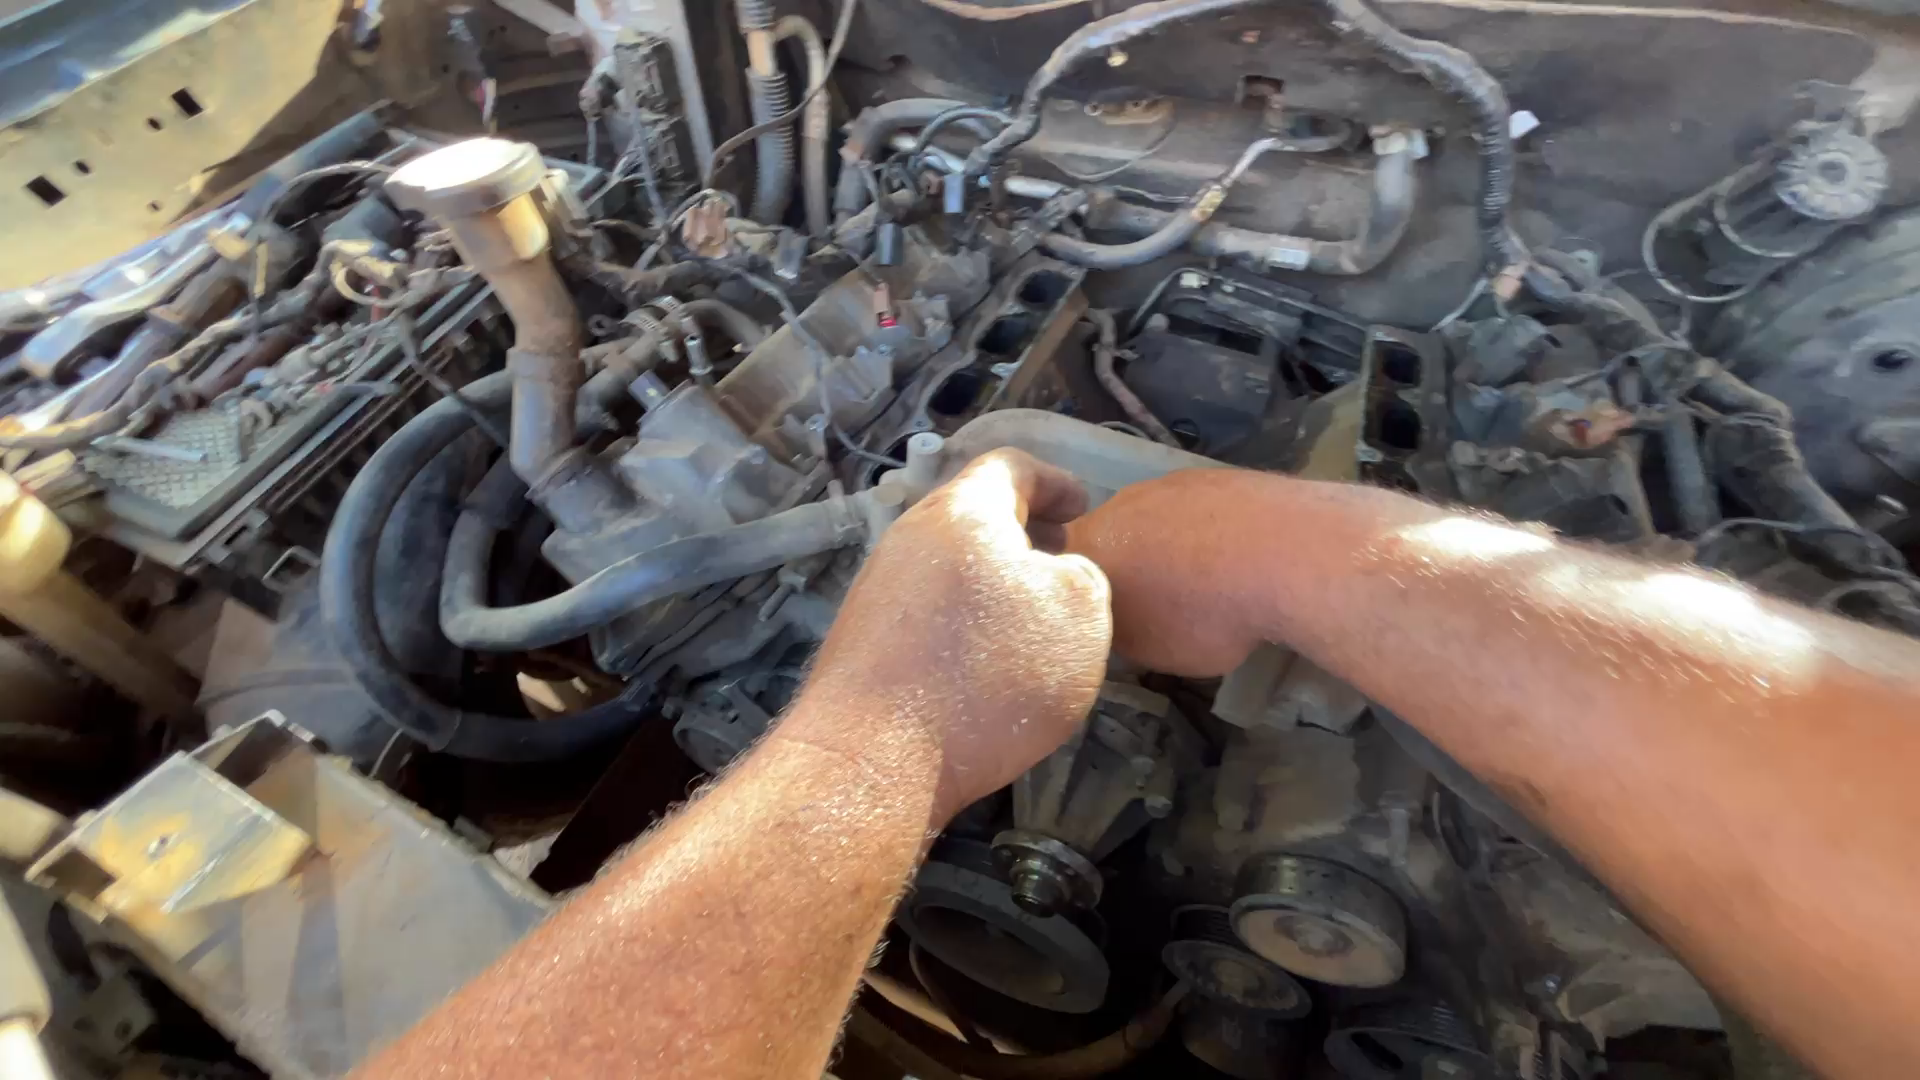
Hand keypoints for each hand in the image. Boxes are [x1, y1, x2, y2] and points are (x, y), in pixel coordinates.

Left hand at [792, 449, 1113, 824]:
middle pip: (973, 513)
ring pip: (948, 561)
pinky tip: (983, 658)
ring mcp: (878, 587)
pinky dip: (964, 612)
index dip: (1053, 480)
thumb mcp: (1078, 616)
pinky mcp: (864, 636)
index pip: (1009, 466)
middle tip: (1060, 555)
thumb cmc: (988, 674)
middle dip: (1023, 528)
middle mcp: (909, 537)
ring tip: (1028, 612)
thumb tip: (1055, 572)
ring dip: (993, 575)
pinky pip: (927, 605)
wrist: (875, 757)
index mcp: (963, 513)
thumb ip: (1081, 576)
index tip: (1079, 504)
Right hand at [1064, 469, 1272, 677]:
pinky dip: (1209, 534)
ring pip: (1155, 521)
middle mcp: (1118, 505)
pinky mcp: (1215, 476)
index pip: (1062, 567)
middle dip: (1127, 568)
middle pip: (1109, 539)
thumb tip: (1115, 622)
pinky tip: (1238, 562)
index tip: (1103, 618)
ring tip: (1206, 584)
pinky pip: (1199, 512)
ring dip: (1170, 548)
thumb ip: (1114, 632)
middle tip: (1155, 605)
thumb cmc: (1199, 613)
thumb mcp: (1144, 649)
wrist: (1284, 554)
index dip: (1080, 594)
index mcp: (1087, 545)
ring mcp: (1168, 484)